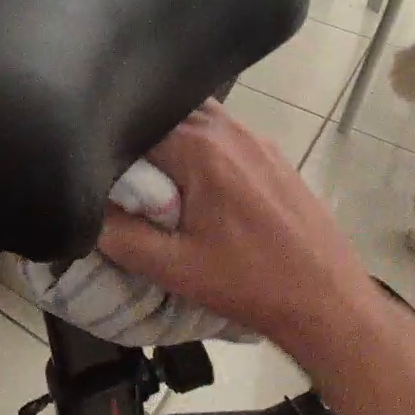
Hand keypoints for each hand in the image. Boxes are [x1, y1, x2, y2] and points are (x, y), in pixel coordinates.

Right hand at [97, 101, 392, 369]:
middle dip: (141, 129)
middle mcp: (228, 130)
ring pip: (198, 116)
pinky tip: (197, 182)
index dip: (112, 136)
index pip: (138, 120)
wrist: (330, 304)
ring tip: (155, 170)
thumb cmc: (249, 284)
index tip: (96, 158)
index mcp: (200, 149)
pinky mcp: (274, 155)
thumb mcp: (174, 269)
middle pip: (168, 109)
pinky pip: (224, 131)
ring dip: (172, 134)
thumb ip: (121, 236)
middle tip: (121, 161)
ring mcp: (256, 139)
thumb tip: (84, 211)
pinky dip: (201, 143)